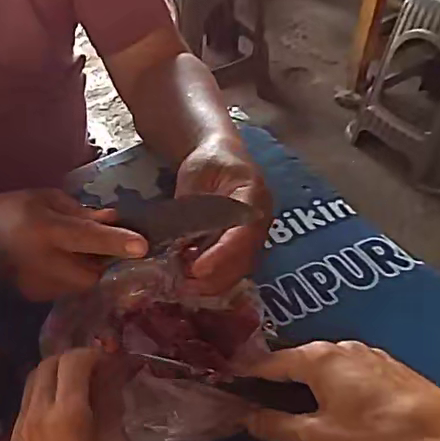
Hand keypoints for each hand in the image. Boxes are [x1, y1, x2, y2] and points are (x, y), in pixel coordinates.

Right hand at [0, 189, 147, 300]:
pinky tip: (55, 263)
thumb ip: (82, 212)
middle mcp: (40, 262)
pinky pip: (66, 289)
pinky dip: (69, 277)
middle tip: (98, 246)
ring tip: (71, 252)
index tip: (142, 245)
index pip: (86, 238)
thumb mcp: (47, 199)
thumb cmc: (12, 210)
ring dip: (85, 269)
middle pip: (90, 273)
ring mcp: (35, 285)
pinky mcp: (33, 297)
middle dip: (101, 261)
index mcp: (44, 229)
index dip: (115, 242)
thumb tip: (115, 219)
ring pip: (80, 284)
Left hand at [0, 350, 133, 440]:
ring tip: (85, 386)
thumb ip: (112, 411)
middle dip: (76, 360)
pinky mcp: (13, 436)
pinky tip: (68, 407)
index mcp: (67, 415)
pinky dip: (48, 390)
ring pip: (35, 378)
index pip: (76, 362)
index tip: (116, 364)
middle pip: (51, 363)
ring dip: (59, 373)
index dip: (97, 355)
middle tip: (101, 371)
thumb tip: (112, 380)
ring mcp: (20, 422)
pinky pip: (30, 398)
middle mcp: (38, 411)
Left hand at [175, 137, 270, 293]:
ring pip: (238, 270)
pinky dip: (210, 278)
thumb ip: (192, 200)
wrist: (219, 156)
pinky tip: (187, 277)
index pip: (243, 233)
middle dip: (215, 277)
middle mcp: (258, 222)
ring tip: (182, 284)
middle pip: (244, 260)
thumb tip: (181, 233)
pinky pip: (230, 269)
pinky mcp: (239, 246)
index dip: (222, 255)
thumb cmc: (210, 160)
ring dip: (211, 282)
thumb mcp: (199, 170)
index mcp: (254, 198)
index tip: (198, 269)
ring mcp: (251, 236)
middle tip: (184, 284)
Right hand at [245, 341, 439, 440]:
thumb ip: (276, 426)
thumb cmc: (378, 438)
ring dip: (303, 386)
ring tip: (294, 413)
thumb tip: (245, 418)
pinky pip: (345, 373)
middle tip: (257, 408)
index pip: (265, 363)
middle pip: (293, 362)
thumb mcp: (319, 439)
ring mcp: (368, 355)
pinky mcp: (390, 369)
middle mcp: (339, 347)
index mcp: (316, 357)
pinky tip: (334, 410)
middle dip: (273, 383)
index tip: (226, 391)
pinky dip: (329, 387)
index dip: (244, 378)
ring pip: (321, 367)